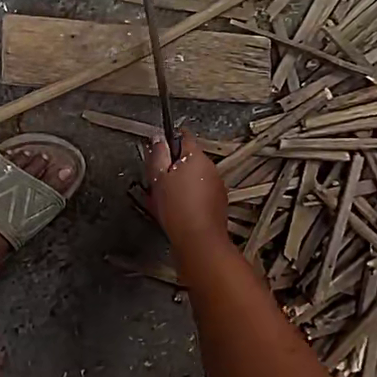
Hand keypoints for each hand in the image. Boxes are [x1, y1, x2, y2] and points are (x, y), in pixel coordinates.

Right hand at [144, 131, 227, 245]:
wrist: (199, 241)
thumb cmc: (176, 207)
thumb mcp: (158, 178)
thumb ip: (157, 154)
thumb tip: (158, 137)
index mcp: (196, 156)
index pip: (183, 136)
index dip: (168, 141)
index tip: (157, 153)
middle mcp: (210, 167)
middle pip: (188, 158)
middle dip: (172, 167)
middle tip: (157, 182)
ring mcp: (217, 185)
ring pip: (194, 176)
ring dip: (180, 183)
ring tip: (165, 200)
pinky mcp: (218, 202)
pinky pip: (201, 192)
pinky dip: (190, 197)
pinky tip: (178, 211)